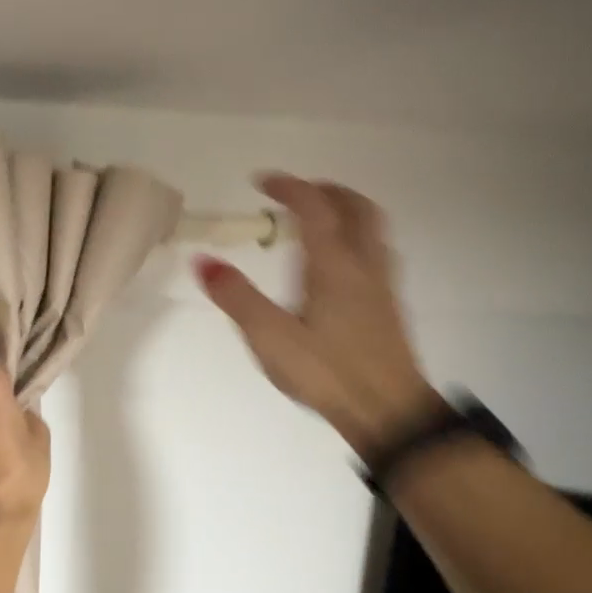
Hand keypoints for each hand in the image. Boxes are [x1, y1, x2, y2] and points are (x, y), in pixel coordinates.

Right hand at [195, 173, 439, 455]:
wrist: (388, 409)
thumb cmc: (326, 372)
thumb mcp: (270, 338)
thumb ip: (237, 298)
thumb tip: (203, 261)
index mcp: (334, 266)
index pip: (314, 210)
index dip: (289, 188)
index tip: (262, 182)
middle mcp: (364, 265)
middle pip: (356, 209)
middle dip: (326, 192)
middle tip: (296, 193)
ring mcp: (382, 286)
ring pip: (372, 229)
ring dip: (345, 212)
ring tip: (319, 220)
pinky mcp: (388, 306)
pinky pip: (376, 252)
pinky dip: (355, 238)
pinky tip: (340, 265)